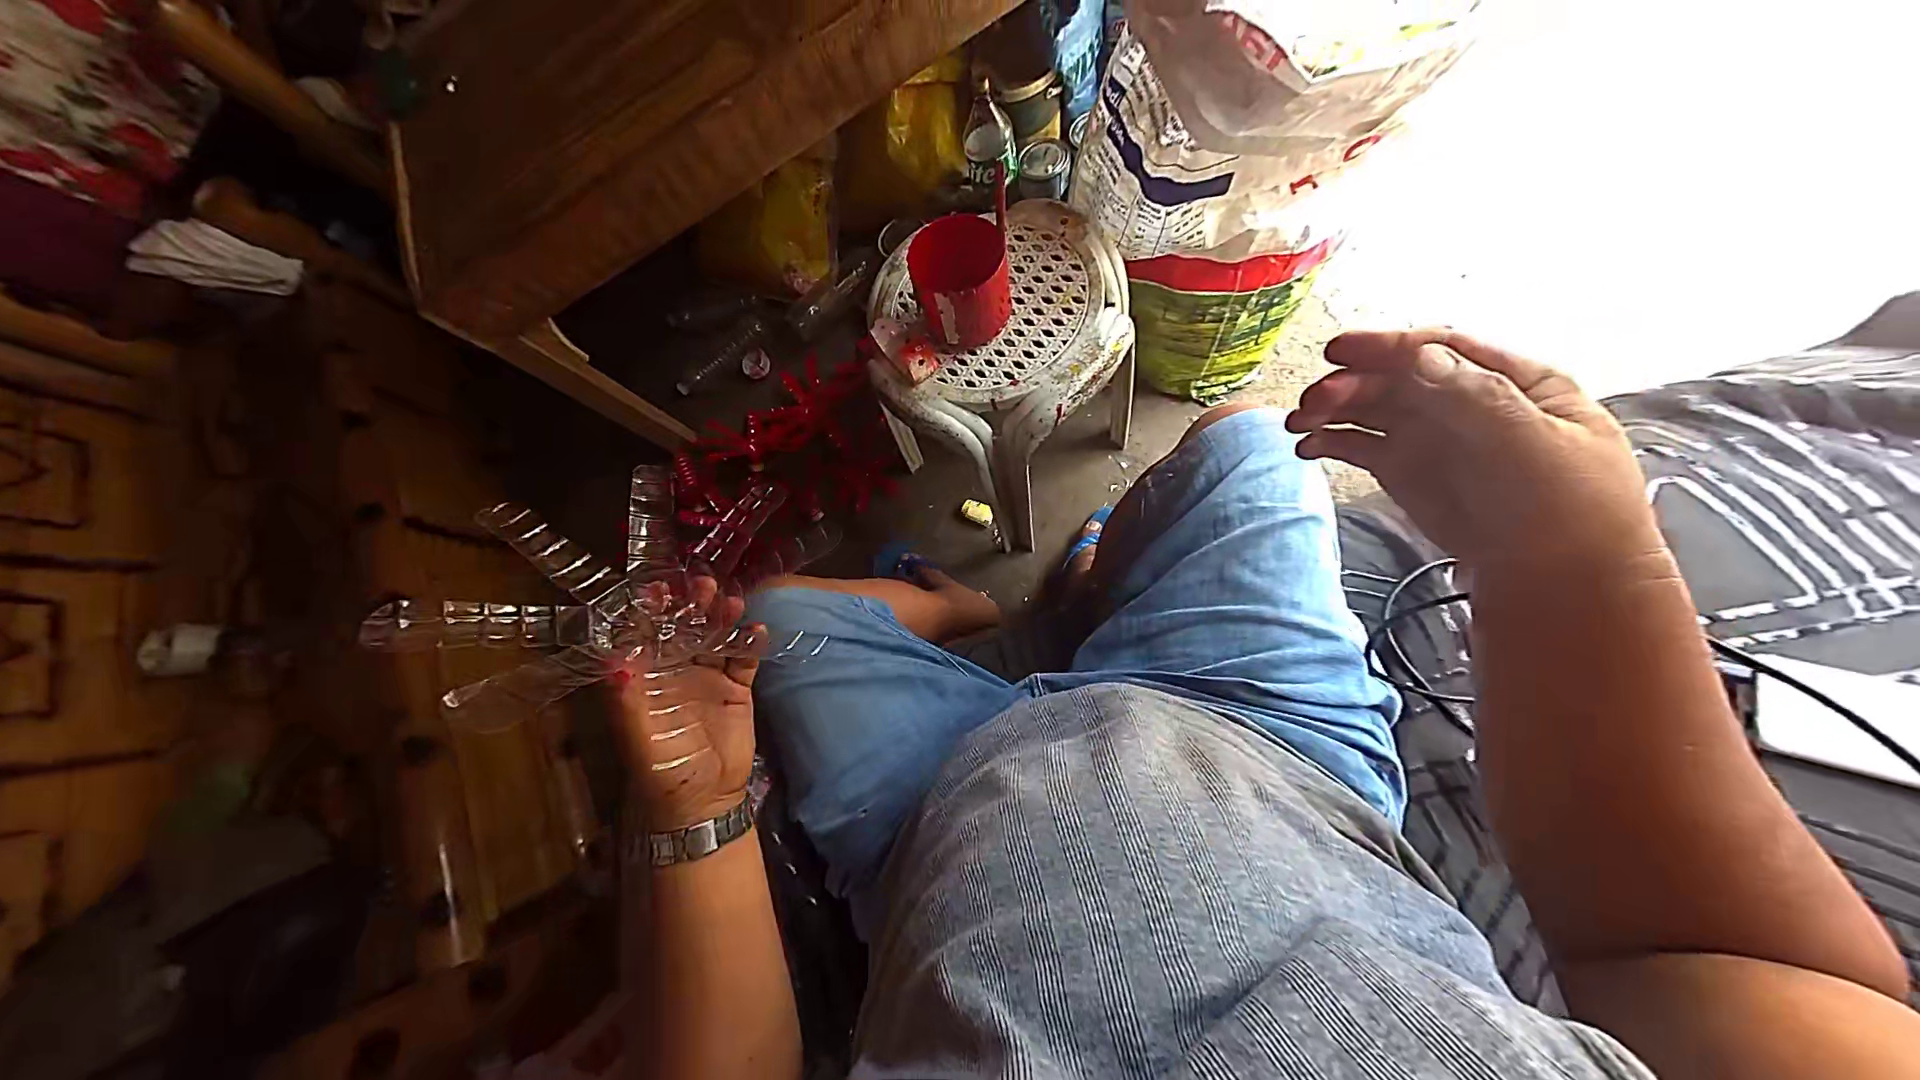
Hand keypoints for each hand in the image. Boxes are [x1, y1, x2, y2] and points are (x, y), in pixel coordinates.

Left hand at [612, 575, 762, 830]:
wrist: (704, 800)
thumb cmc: (662, 769)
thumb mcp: (639, 737)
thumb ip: (627, 699)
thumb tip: (613, 659)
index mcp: (647, 678)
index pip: (647, 635)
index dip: (650, 611)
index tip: (656, 588)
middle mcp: (677, 670)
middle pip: (685, 628)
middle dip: (692, 605)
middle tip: (702, 584)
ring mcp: (710, 676)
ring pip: (716, 637)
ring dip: (722, 617)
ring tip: (731, 601)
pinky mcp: (738, 687)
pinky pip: (745, 659)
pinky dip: (751, 643)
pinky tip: (756, 629)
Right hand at [1286, 329, 1663, 574]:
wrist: (1552, 581)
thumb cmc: (1564, 510)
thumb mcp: (1531, 445)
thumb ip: (1475, 396)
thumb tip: (1419, 355)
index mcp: (1510, 381)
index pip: (1440, 351)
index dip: (1387, 347)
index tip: (1338, 350)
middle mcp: (1462, 401)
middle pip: (1394, 380)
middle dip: (1348, 386)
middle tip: (1312, 403)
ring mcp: (1428, 435)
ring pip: (1369, 409)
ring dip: (1329, 411)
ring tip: (1296, 424)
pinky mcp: (1401, 468)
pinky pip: (1358, 444)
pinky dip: (1330, 442)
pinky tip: (1307, 447)